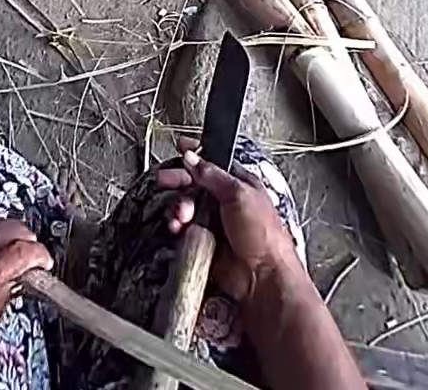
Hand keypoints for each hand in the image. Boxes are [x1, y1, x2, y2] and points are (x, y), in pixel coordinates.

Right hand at [155, 138, 303, 301]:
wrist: (262, 280)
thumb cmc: (261, 234)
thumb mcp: (238, 194)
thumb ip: (211, 174)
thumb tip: (191, 156)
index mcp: (238, 182)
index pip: (212, 162)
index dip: (196, 154)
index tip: (180, 147)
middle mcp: (224, 199)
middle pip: (194, 182)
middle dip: (179, 180)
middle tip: (165, 179)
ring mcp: (213, 220)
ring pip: (186, 204)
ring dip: (178, 205)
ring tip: (182, 214)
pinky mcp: (203, 240)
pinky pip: (183, 227)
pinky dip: (177, 225)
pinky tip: (177, 227)